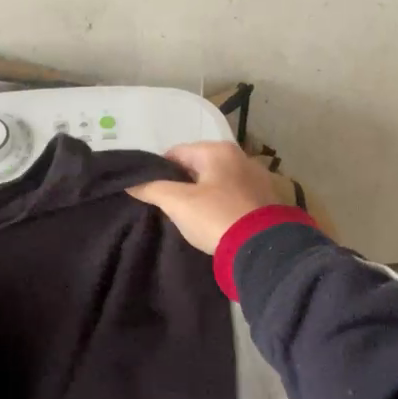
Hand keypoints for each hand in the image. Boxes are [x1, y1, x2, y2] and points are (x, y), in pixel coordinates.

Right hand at [128, 142, 282, 254]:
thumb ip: (152, 189)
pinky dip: (220, 203)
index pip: (176, 152)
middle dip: (181, 183)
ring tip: (189, 216)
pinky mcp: (266, 199)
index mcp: (218, 150)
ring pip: (216, 181)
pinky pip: (233, 196)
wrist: (261, 248)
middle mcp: (240, 157)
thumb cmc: (216, 217)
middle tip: (167, 206)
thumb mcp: (177, 203)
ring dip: (201, 194)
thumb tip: (130, 183)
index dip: (158, 171)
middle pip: (198, 166)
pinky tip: (214, 221)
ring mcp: (257, 177)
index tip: (149, 191)